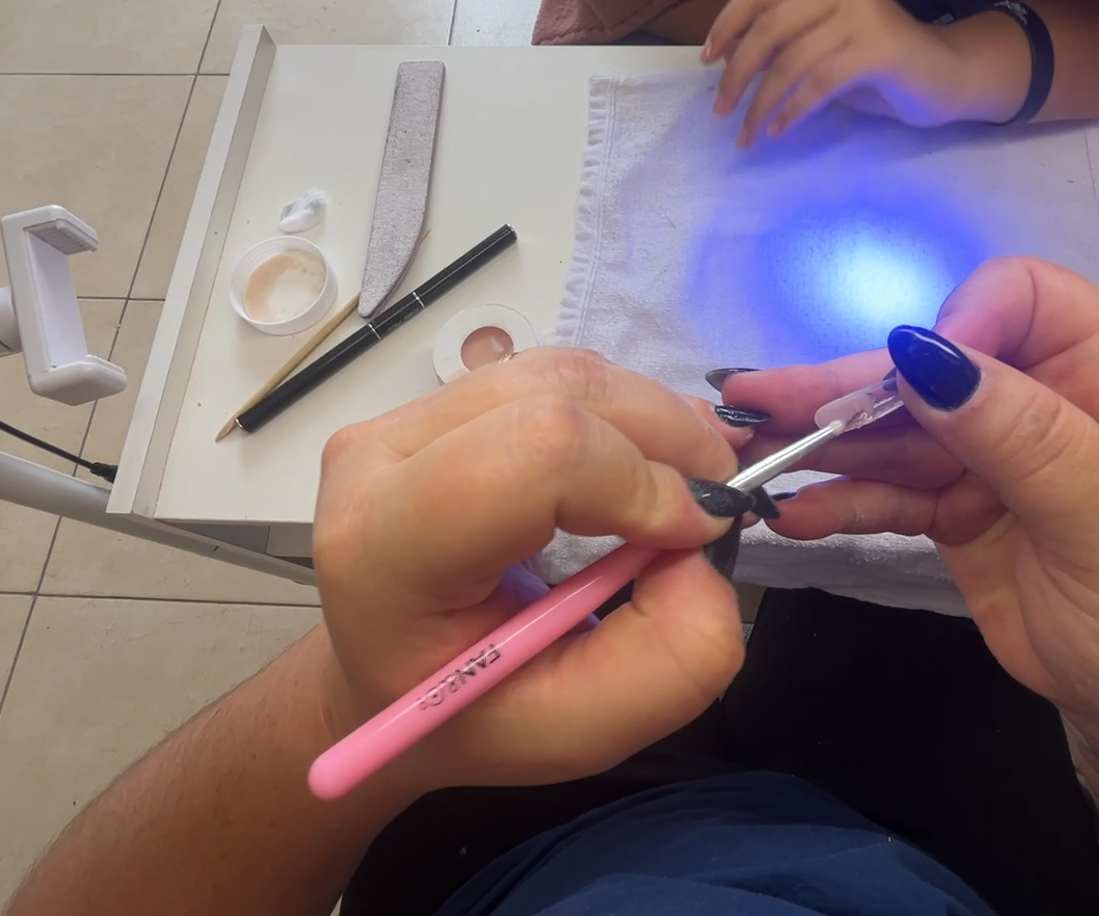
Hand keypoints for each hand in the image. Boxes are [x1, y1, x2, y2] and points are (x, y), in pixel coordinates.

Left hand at [311, 348, 750, 796]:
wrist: (387, 667)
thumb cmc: (466, 714)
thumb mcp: (576, 729)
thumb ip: (669, 658)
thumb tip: (706, 543)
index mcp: (386, 549)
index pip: (532, 455)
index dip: (636, 479)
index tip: (698, 531)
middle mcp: (378, 456)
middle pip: (554, 391)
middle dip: (664, 434)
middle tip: (719, 493)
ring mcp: (401, 416)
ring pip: (559, 370)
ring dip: (649, 415)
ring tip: (690, 473)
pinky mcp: (435, 402)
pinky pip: (548, 374)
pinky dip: (619, 407)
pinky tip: (643, 453)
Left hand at [704, 0, 1003, 146]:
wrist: (946, 79)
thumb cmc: (878, 71)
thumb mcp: (822, 52)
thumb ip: (784, 47)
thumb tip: (727, 61)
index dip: (728, 22)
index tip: (706, 60)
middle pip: (770, 27)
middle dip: (736, 73)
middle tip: (719, 110)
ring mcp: (864, 15)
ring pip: (792, 60)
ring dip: (760, 104)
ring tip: (746, 136)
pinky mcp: (880, 50)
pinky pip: (821, 83)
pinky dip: (793, 111)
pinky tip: (778, 132)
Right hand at [722, 258, 1098, 751]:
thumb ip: (1032, 443)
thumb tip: (928, 356)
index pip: (1030, 303)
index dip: (963, 320)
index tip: (906, 375)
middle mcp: (1045, 406)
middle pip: (933, 370)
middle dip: (845, 385)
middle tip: (755, 399)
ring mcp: (992, 460)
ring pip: (895, 432)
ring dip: (823, 443)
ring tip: (752, 452)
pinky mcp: (954, 510)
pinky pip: (888, 493)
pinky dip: (840, 501)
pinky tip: (796, 513)